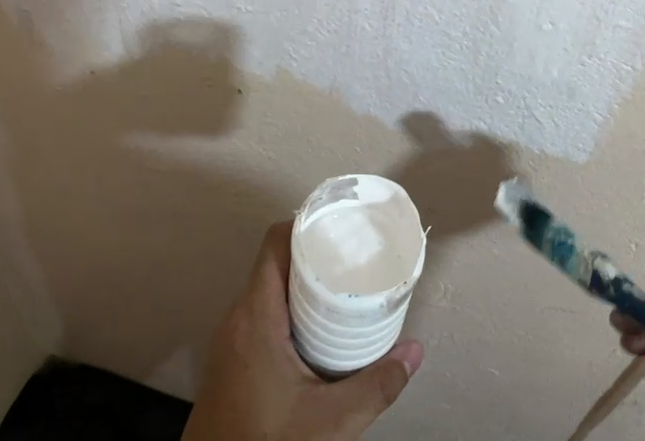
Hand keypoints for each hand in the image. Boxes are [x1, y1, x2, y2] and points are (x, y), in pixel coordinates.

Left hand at [183, 222, 423, 439]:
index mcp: (255, 317)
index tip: (340, 226)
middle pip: (273, 264)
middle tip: (353, 257)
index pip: (275, 244)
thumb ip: (377, 386)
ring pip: (266, 291)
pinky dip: (287, 309)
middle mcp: (236, 319)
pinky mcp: (230, 360)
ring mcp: (229, 340)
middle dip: (313, 255)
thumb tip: (415, 351)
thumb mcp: (331, 421)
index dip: (305, 225)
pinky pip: (260, 315)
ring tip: (341, 287)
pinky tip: (316, 328)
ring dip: (300, 284)